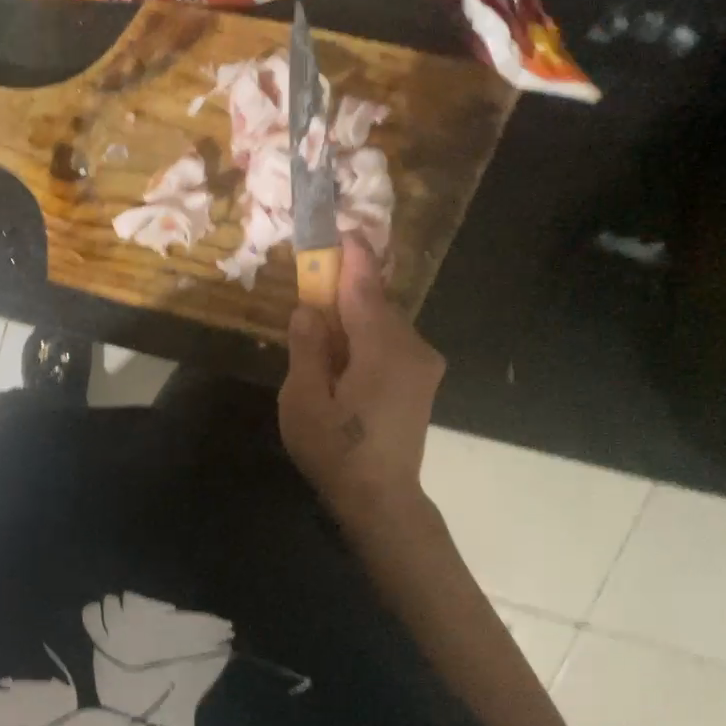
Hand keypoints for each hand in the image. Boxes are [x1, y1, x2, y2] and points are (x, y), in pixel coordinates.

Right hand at [278, 238, 444, 524]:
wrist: (378, 494)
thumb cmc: (333, 447)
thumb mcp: (304, 398)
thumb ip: (307, 349)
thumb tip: (307, 311)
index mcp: (384, 350)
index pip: (365, 292)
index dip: (352, 260)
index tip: (343, 230)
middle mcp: (413, 349)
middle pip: (376, 306)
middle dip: (345, 290)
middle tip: (312, 278)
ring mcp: (421, 366)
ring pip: (382, 325)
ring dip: (351, 317)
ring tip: (316, 323)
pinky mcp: (419, 382)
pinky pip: (388, 344)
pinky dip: (362, 336)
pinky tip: (338, 350)